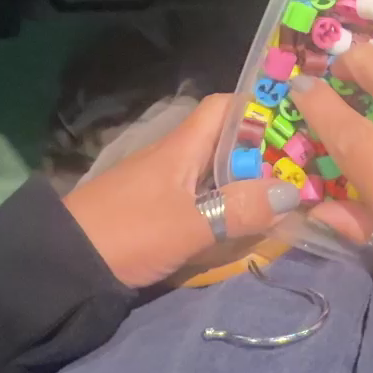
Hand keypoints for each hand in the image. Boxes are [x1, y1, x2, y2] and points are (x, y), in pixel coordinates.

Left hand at [63, 94, 300, 287]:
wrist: (64, 266)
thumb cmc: (128, 231)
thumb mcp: (188, 225)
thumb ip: (239, 209)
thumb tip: (292, 192)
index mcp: (184, 145)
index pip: (226, 106)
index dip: (261, 107)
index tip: (298, 121)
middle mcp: (178, 156)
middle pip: (229, 141)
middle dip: (266, 151)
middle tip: (308, 167)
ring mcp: (168, 184)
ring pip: (219, 171)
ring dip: (250, 181)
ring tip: (291, 193)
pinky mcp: (161, 212)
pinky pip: (206, 198)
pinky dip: (230, 204)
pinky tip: (251, 221)